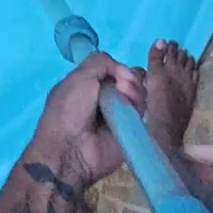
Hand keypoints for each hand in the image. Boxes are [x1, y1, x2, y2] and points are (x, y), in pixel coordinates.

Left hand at [31, 53, 143, 184]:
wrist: (71, 150)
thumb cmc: (69, 111)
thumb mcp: (78, 77)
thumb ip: (101, 62)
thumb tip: (123, 71)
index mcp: (87, 85)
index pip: (113, 70)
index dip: (119, 68)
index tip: (117, 72)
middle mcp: (104, 99)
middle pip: (131, 80)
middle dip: (130, 78)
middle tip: (122, 86)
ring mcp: (119, 114)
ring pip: (139, 94)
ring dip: (134, 90)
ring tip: (124, 97)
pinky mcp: (130, 129)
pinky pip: (143, 112)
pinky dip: (139, 105)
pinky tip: (130, 108)